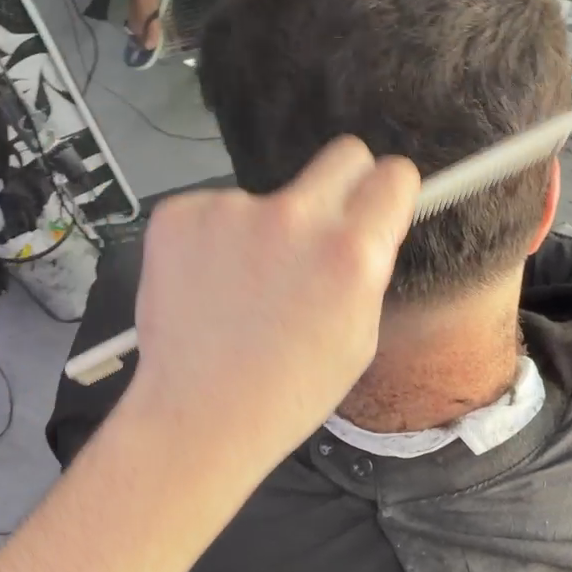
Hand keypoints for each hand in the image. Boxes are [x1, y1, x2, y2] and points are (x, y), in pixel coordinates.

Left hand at [124, 137, 419, 464]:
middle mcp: (294, 218)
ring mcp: (230, 210)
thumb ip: (367, 273)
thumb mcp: (358, 340)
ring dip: (266, 231)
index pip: (393, 174)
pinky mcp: (179, 214)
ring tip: (245, 293)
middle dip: (344, 186)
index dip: (390, 191)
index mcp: (351, 255)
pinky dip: (216, 242)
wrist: (201, 416)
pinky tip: (210, 289)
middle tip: (321, 235)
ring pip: (269, 197)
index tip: (381, 203)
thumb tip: (367, 229)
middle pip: (342, 155)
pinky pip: (215, 211)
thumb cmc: (287, 394)